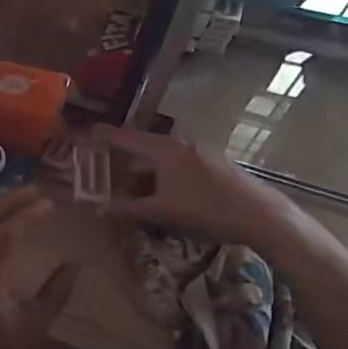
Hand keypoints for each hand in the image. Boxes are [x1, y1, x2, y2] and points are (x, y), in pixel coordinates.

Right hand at [95, 125, 313, 253]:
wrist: (261, 216)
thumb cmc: (207, 209)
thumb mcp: (162, 211)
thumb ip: (128, 208)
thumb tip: (98, 209)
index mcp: (164, 150)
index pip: (126, 137)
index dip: (104, 135)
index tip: (86, 132)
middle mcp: (180, 144)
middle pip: (143, 144)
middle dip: (121, 153)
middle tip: (101, 162)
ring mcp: (198, 152)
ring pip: (160, 155)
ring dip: (141, 166)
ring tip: (126, 181)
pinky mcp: (210, 163)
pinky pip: (174, 161)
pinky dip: (159, 170)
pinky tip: (157, 188)